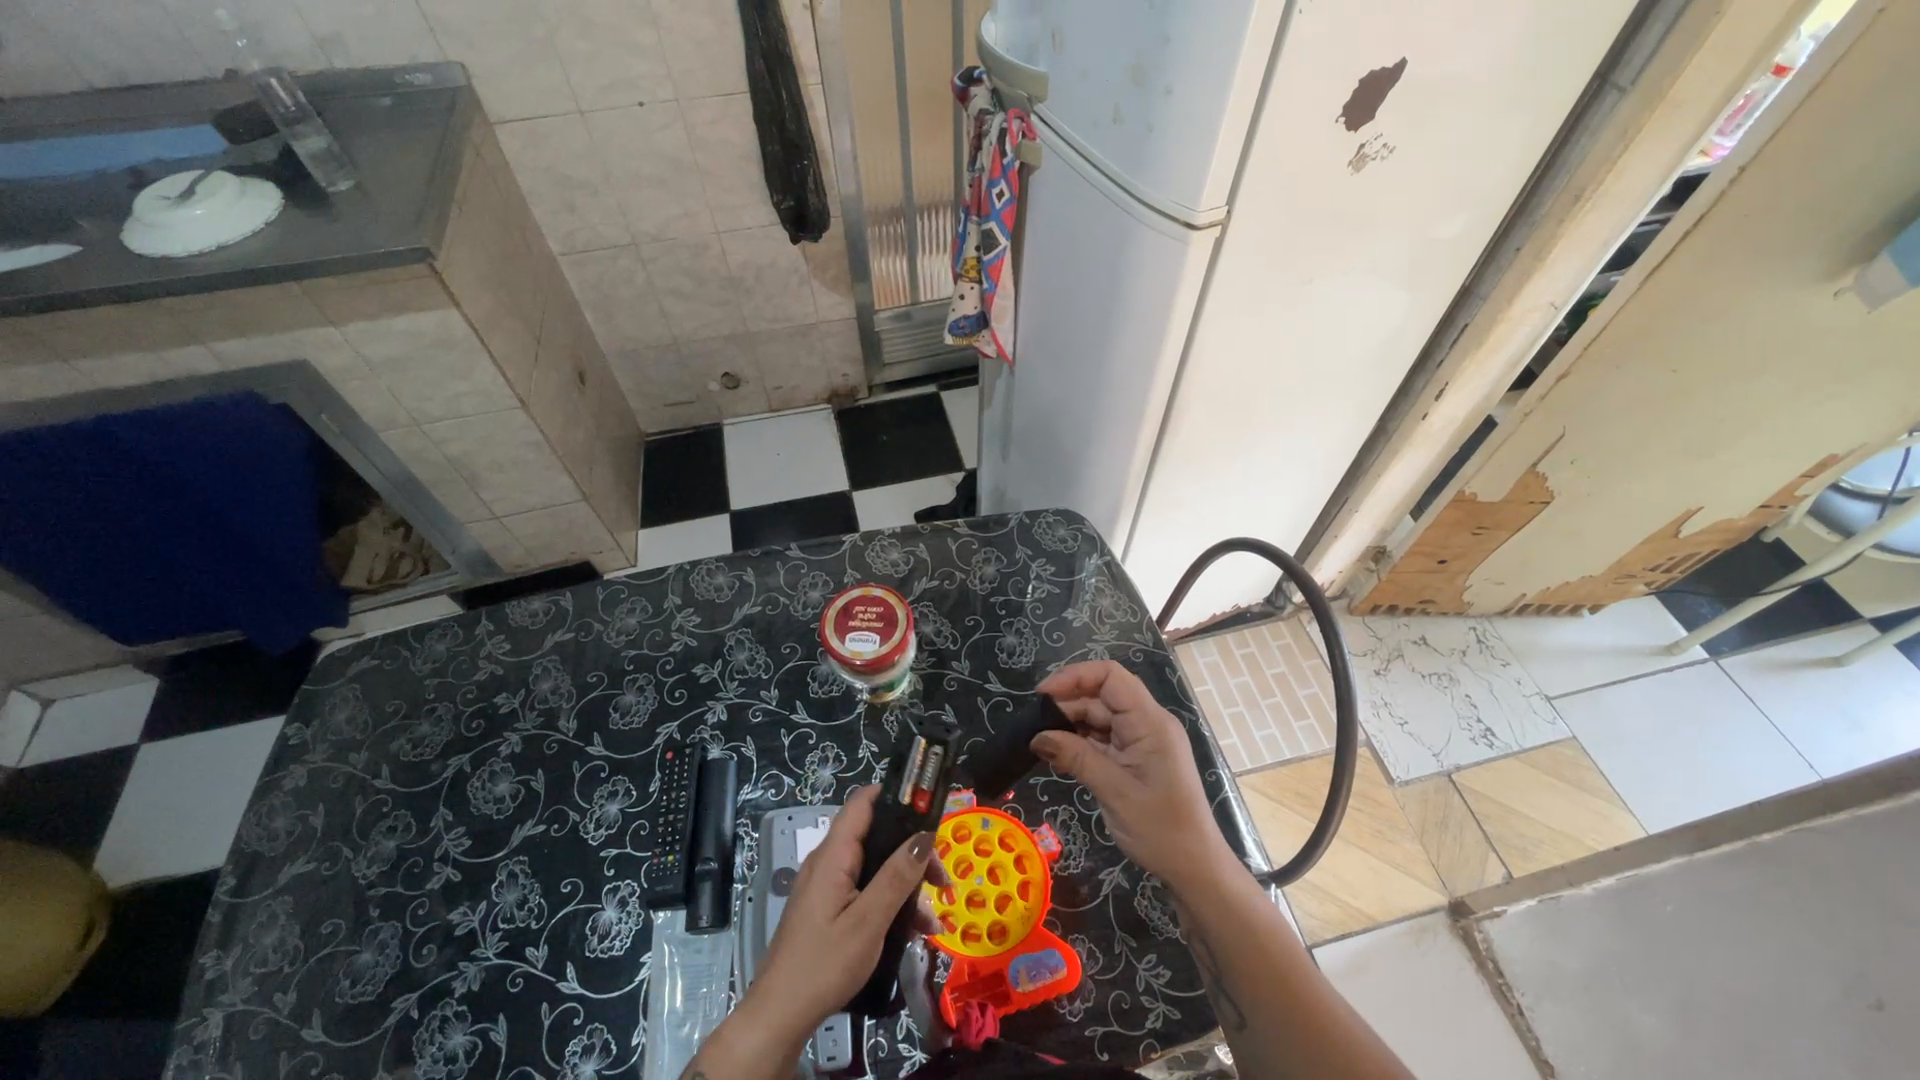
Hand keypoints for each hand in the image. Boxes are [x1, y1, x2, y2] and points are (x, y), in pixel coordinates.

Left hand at [741, 785, 946, 1042]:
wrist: (781, 1014)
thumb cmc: (824, 964)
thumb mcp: (868, 922)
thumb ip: (896, 877)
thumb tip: (924, 835)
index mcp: (833, 856)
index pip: (863, 803)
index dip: (896, 798)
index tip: (930, 809)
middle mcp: (828, 863)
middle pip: (877, 838)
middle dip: (913, 854)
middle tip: (942, 882)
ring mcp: (828, 887)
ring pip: (875, 869)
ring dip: (907, 887)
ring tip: (932, 921)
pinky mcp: (830, 909)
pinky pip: (866, 892)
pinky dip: (890, 905)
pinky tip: (913, 933)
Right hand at [1034, 661, 1236, 889]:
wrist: (1194, 866)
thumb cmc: (1159, 828)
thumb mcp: (1113, 791)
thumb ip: (1075, 757)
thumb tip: (1036, 737)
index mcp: (1150, 722)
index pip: (1111, 676)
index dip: (1074, 677)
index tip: (1041, 696)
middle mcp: (1148, 723)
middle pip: (1102, 696)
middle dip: (1067, 705)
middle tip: (1032, 728)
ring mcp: (1144, 741)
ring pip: (1101, 718)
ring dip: (1071, 726)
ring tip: (1040, 744)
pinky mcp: (1138, 758)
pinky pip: (1105, 739)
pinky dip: (1082, 744)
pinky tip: (1059, 756)